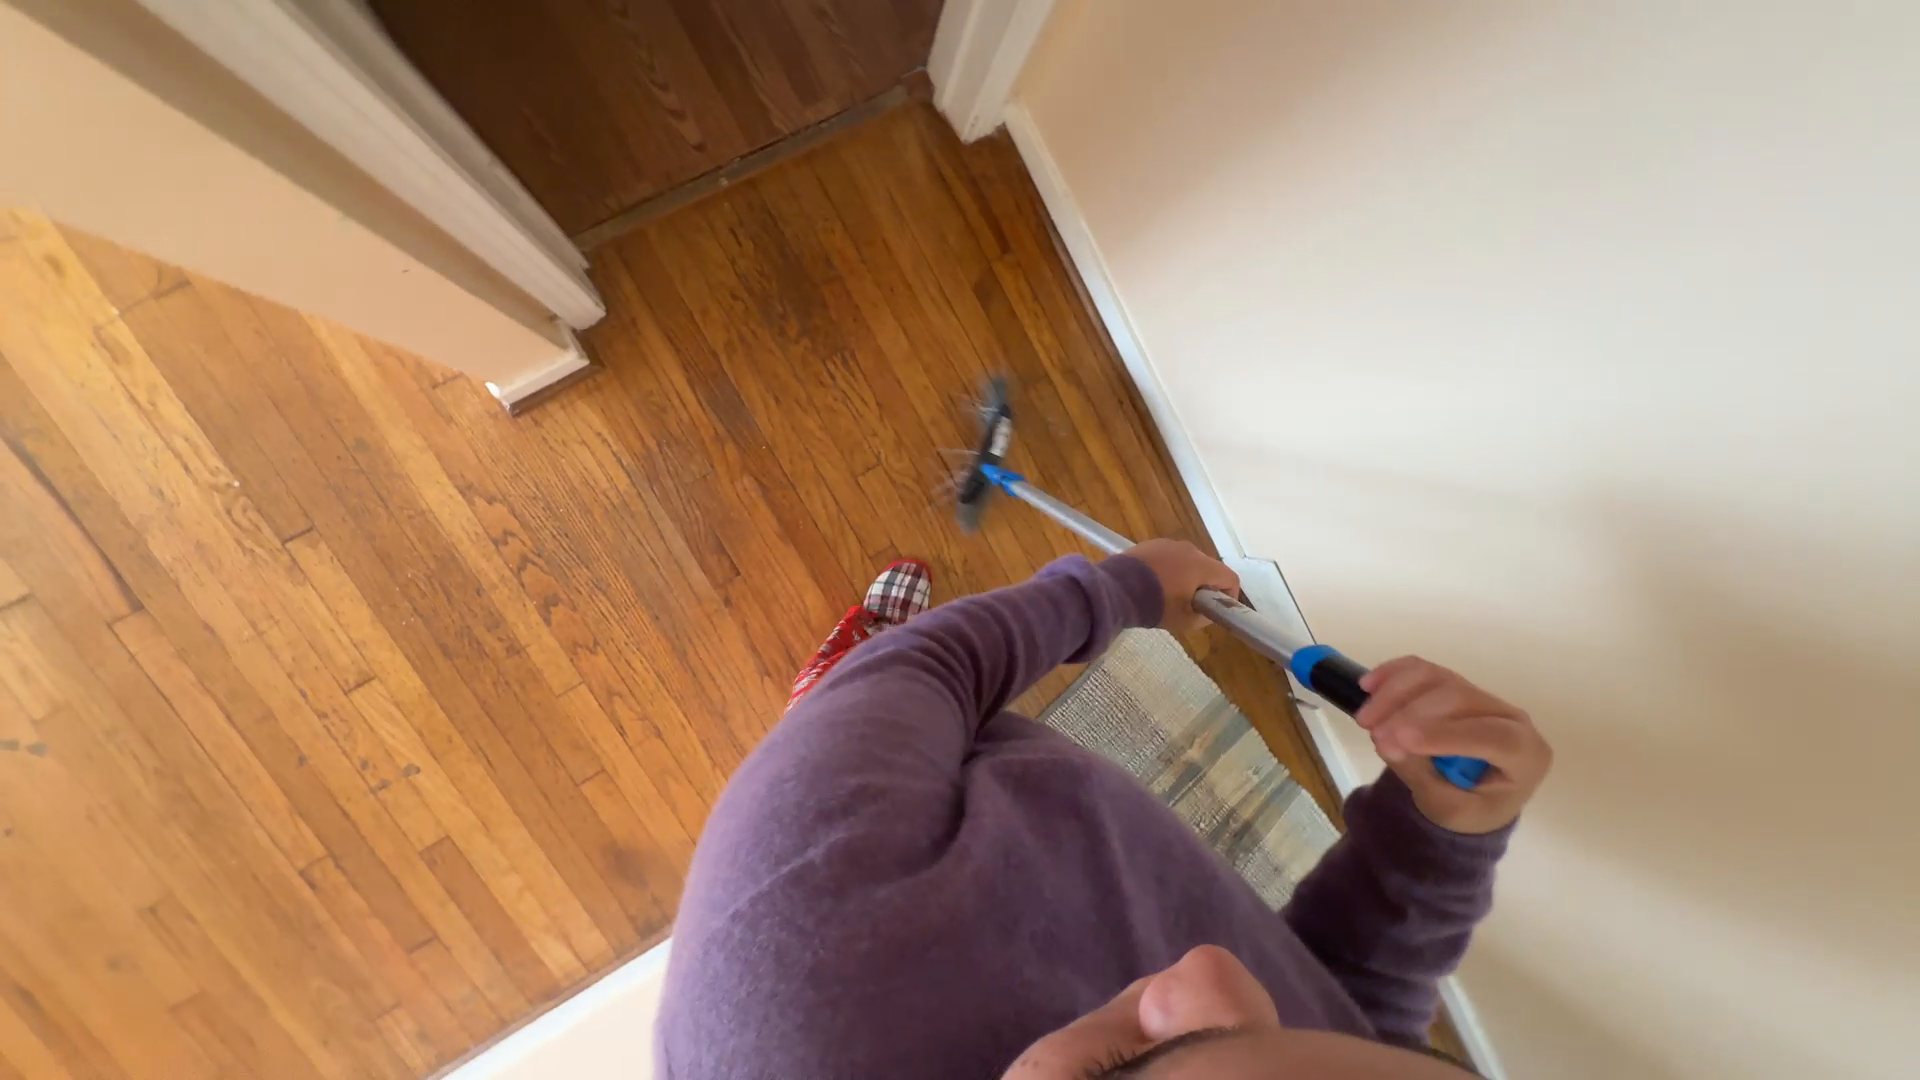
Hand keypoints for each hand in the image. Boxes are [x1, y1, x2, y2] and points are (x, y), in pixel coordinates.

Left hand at [1120, 539, 1239, 633]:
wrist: (1115, 588)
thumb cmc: (1154, 605)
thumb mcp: (1184, 620)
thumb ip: (1204, 616)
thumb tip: (1208, 611)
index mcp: (1201, 565)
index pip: (1230, 578)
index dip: (1229, 596)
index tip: (1216, 609)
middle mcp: (1188, 549)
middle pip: (1208, 568)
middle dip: (1204, 587)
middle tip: (1190, 606)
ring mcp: (1167, 544)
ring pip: (1187, 562)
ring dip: (1185, 577)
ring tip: (1168, 596)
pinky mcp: (1149, 544)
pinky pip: (1168, 558)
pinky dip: (1167, 570)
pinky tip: (1153, 585)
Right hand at [1355, 657, 1551, 834]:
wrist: (1468, 796)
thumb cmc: (1467, 808)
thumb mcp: (1448, 808)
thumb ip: (1422, 776)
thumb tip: (1388, 743)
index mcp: (1525, 755)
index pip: (1494, 736)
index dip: (1447, 735)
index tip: (1400, 741)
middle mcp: (1508, 717)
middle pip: (1459, 698)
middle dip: (1410, 715)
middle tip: (1374, 737)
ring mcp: (1478, 696)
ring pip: (1435, 677)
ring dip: (1393, 693)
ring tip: (1364, 719)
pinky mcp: (1450, 684)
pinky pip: (1420, 669)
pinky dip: (1391, 674)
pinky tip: (1367, 686)